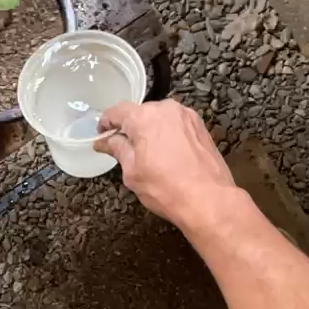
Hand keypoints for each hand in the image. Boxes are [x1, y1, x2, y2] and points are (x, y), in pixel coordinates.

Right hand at [94, 100, 237, 228]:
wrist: (206, 198)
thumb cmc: (167, 188)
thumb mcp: (132, 172)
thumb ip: (118, 150)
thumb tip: (105, 141)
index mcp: (144, 118)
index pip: (118, 111)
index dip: (106, 122)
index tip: (102, 133)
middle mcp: (166, 110)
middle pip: (140, 113)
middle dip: (130, 128)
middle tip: (122, 148)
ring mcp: (186, 117)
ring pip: (159, 118)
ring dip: (149, 131)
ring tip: (145, 154)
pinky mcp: (199, 127)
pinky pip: (175, 125)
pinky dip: (166, 134)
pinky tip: (165, 155)